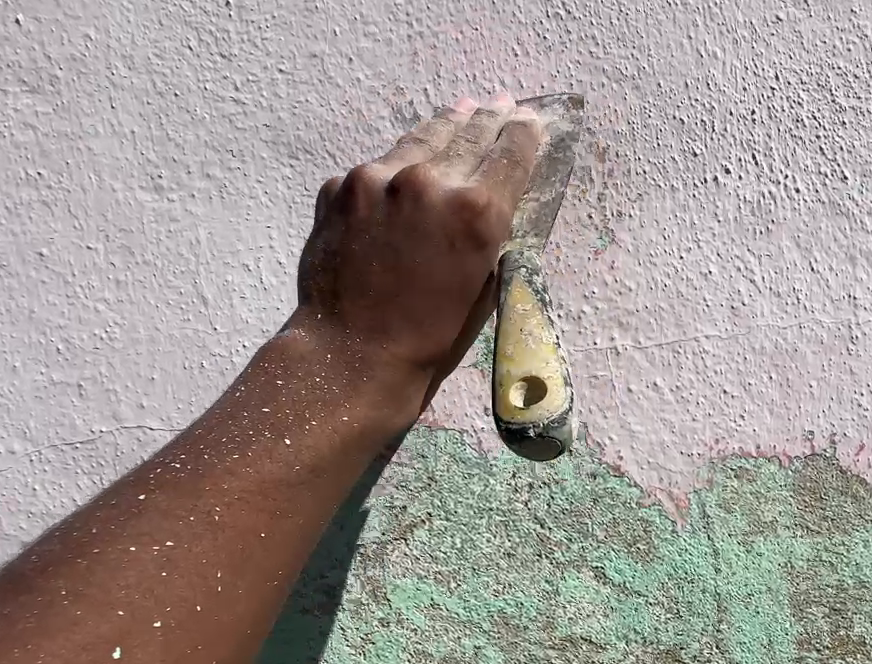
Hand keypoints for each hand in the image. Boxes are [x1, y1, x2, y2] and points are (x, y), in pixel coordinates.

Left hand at [280, 93, 543, 427]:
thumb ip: (489, 236)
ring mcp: (378, 178)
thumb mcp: (485, 286)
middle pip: (466, 136)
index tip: (530, 121)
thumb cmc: (435, 336)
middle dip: (488, 121)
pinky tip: (408, 175)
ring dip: (445, 128)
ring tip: (461, 113)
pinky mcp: (341, 186)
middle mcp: (430, 182)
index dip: (523, 137)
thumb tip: (492, 203)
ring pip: (420, 141)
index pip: (509, 157)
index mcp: (478, 213)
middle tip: (502, 105)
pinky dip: (398, 171)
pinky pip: (379, 169)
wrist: (356, 351)